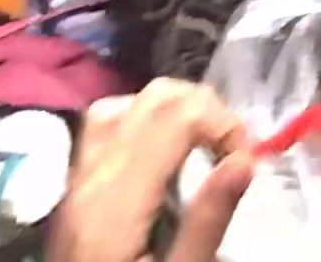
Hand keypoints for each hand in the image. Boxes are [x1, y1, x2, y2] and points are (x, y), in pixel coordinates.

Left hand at [50, 79, 253, 261]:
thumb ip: (207, 223)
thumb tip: (245, 159)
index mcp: (114, 204)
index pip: (178, 115)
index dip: (223, 123)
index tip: (244, 163)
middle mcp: (91, 179)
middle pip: (157, 98)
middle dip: (206, 110)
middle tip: (229, 152)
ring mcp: (77, 181)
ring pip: (131, 101)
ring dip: (177, 109)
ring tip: (202, 145)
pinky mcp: (74, 189)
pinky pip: (108, 123)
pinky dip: (145, 118)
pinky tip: (162, 152)